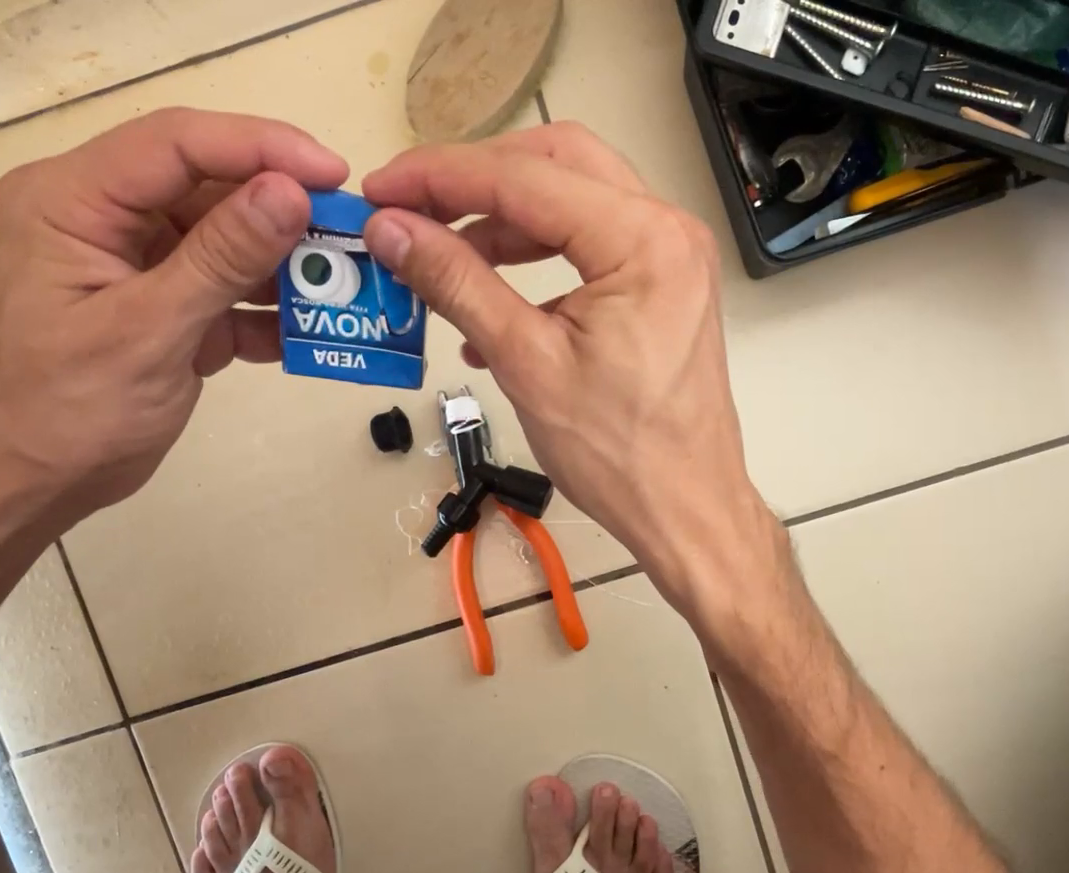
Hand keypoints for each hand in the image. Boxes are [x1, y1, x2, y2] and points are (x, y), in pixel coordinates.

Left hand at [0, 107, 347, 529]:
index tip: (332, 173)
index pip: (174, 145)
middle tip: (353, 233)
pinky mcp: (167, 305)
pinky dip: (269, 311)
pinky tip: (309, 333)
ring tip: (345, 283)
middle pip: (207, 187)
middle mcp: (104, 217)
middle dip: (282, 210)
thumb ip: (219, 259)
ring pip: (226, 239)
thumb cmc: (70, 411)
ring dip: (285, 264)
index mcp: (71, 201)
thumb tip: (290, 193)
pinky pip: (228, 289)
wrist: (39, 482)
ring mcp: (139, 263)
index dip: (259, 147)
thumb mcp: (148, 331)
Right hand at [359, 123, 778, 611]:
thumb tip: (391, 230)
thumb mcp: (528, 365)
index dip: (441, 177)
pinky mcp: (664, 288)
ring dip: (505, 224)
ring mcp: (672, 258)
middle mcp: (668, 231)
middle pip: (556, 166)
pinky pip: (592, 248)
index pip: (525, 178)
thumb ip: (458, 285)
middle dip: (477, 183)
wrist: (687, 511)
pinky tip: (491, 304)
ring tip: (445, 261)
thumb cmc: (620, 455)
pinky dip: (539, 261)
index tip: (380, 190)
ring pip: (573, 203)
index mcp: (644, 242)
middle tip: (413, 211)